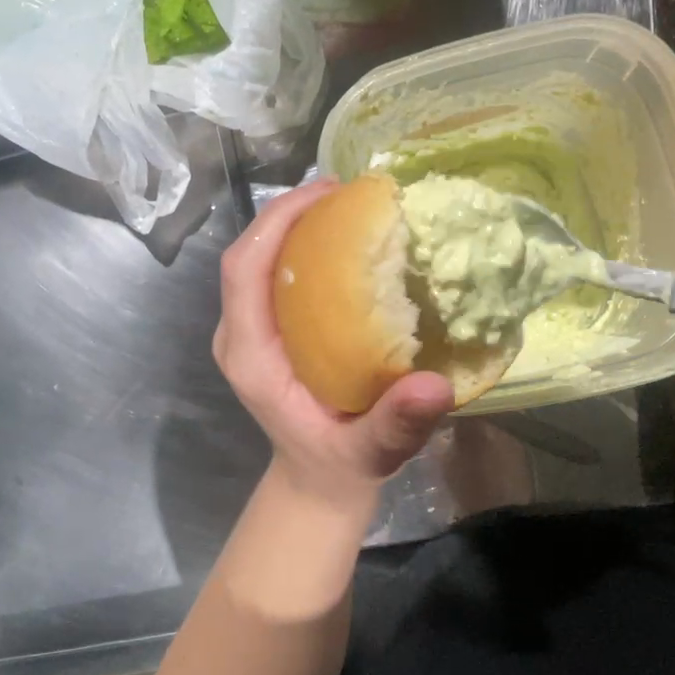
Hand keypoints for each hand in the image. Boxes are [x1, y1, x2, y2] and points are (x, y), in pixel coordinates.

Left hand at [213, 179, 454, 508]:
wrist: (318, 484)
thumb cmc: (339, 465)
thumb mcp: (371, 452)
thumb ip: (397, 424)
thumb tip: (434, 386)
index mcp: (250, 357)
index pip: (243, 271)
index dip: (276, 223)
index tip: (326, 194)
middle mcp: (239, 336)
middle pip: (249, 254)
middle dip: (290, 213)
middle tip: (348, 191)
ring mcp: (249, 331)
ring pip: (259, 259)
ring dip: (296, 225)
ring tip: (349, 204)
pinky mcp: (265, 331)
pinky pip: (273, 275)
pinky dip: (303, 247)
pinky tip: (345, 238)